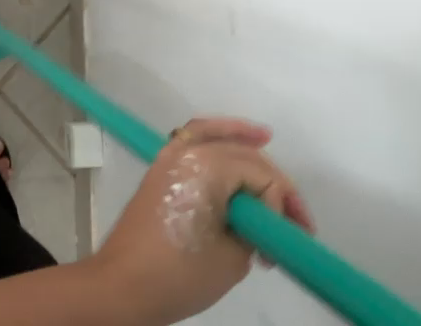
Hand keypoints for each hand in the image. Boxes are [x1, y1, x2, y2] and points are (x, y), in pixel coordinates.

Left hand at [89, 118, 311, 325]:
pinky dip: (213, 135)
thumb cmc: (180, 274)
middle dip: (273, 183)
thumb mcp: (234, 256)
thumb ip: (256, 228)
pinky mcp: (162, 169)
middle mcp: (188, 151)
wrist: (124, 285)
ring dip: (242, 143)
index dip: (285, 205)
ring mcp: (170, 156)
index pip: (262, 176)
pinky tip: (231, 139)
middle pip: (243, 154)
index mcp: (208, 166)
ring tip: (266, 140)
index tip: (297, 237)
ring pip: (215, 136)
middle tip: (295, 221)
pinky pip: (193, 140)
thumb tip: (261, 218)